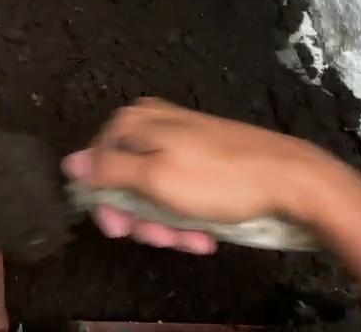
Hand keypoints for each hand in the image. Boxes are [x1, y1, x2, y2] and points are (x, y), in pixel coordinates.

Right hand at [62, 98, 350, 254]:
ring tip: (194, 240)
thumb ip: (108, 169)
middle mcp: (148, 122)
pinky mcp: (198, 154)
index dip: (105, 201)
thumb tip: (70, 163)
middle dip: (141, 215)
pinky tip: (204, 232)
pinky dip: (185, 213)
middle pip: (123, 176)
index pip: (94, 162)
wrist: (291, 179)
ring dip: (166, 221)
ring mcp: (175, 137)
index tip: (124, 232)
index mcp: (132, 121)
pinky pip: (177, 186)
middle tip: (164, 239)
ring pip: (151, 187)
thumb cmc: (219, 179)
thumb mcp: (156, 178)